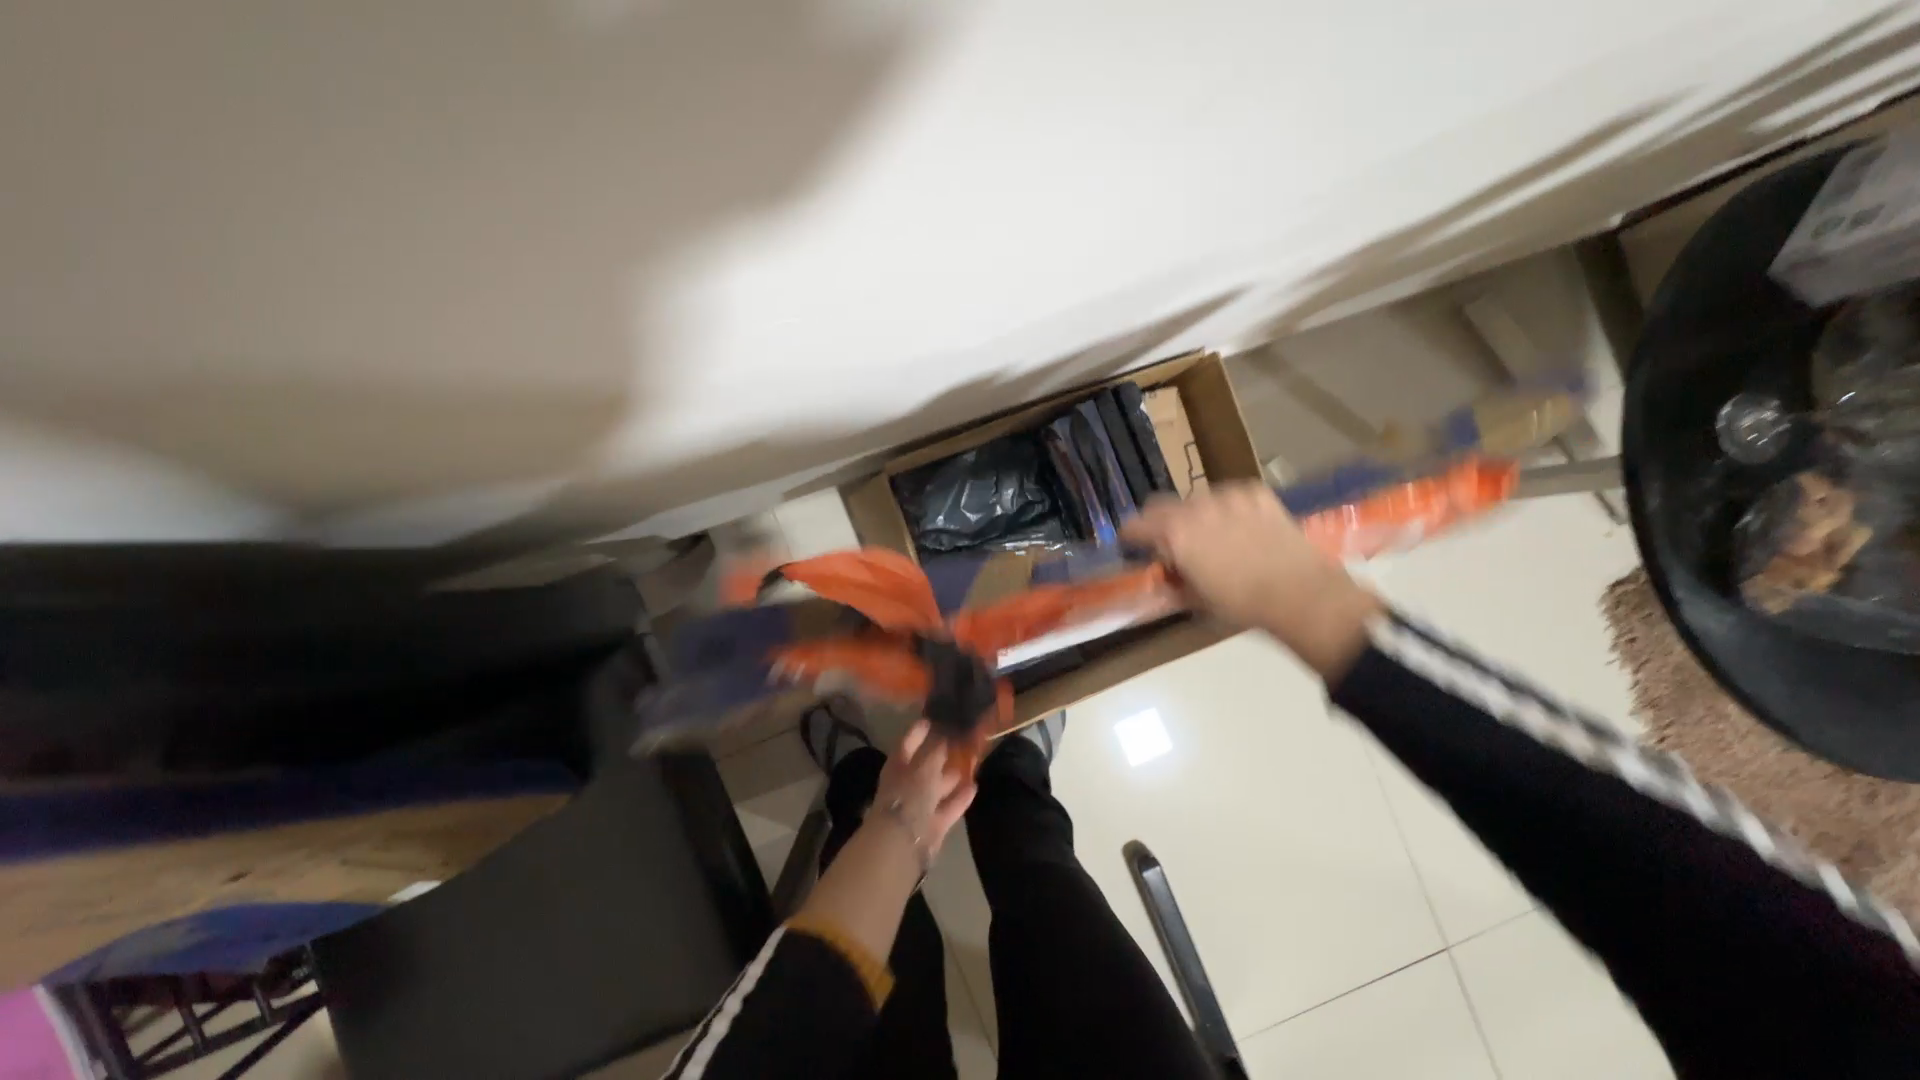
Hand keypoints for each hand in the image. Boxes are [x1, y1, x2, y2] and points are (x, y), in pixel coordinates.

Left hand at [872, 720, 976, 860]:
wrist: (903, 841)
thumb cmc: (909, 795)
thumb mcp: (924, 767)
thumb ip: (935, 751)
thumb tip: (944, 737)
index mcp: (898, 766)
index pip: (908, 742)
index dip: (918, 731)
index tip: (932, 719)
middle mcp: (907, 784)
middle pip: (925, 765)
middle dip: (940, 754)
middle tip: (960, 740)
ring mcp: (920, 805)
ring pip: (938, 787)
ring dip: (952, 777)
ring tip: (972, 763)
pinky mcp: (933, 824)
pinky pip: (948, 806)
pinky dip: (960, 798)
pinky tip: (975, 787)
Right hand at [1121, 483, 1382, 680]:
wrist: (1301, 594)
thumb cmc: (1242, 604)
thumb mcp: (1197, 602)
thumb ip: (1170, 586)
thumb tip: (1155, 583)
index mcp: (1175, 534)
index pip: (1136, 524)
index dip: (1131, 536)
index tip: (1133, 546)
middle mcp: (1196, 507)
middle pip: (1164, 505)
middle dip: (1163, 523)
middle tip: (1175, 545)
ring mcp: (1228, 496)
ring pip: (1199, 499)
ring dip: (1197, 515)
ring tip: (1215, 538)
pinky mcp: (1256, 493)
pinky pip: (1230, 496)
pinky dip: (1228, 509)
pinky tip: (1242, 529)